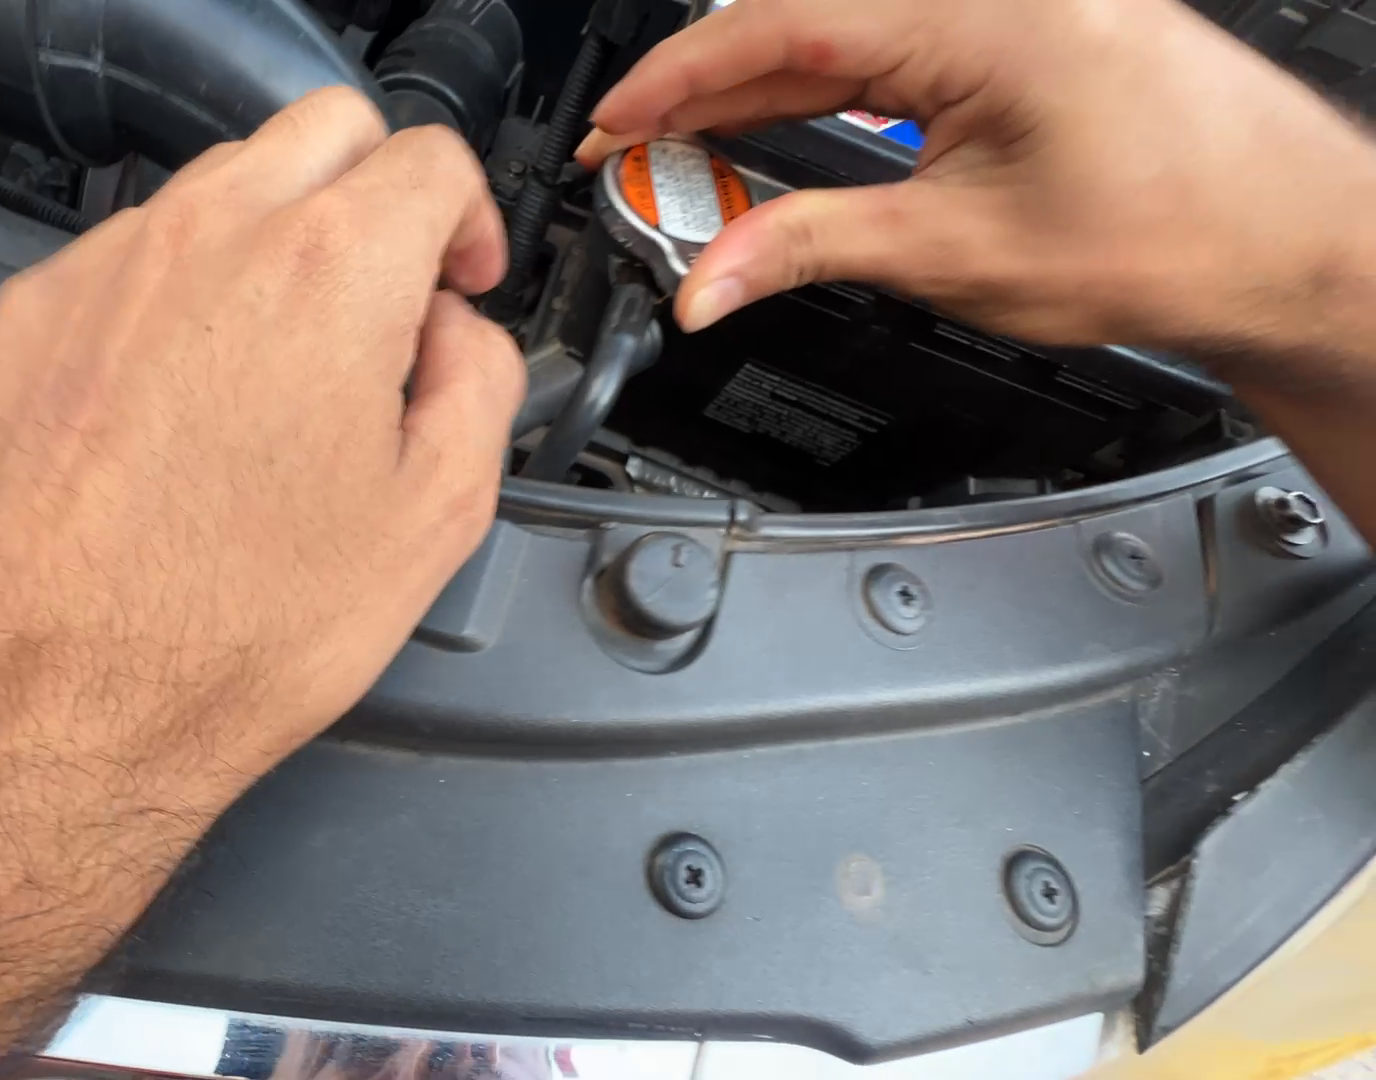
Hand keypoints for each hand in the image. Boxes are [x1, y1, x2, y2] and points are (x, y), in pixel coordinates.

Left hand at [0, 84, 520, 807]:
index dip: (468, 220)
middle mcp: (209, 239)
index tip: (460, 281)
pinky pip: (143, 251)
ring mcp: (108, 267)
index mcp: (328, 275)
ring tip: (294, 367)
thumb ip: (481, 382)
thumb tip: (454, 333)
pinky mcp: (37, 313)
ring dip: (287, 241)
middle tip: (393, 300)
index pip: (429, 163)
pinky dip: (196, 287)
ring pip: (229, 183)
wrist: (61, 704)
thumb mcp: (438, 514)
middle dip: (383, 198)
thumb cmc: (242, 630)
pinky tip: (200, 395)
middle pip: (327, 134)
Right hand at [579, 0, 1375, 367]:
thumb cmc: (1164, 233)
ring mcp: (996, 19)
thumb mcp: (948, 248)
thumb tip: (703, 283)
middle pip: (796, 26)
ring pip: (826, 45)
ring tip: (664, 147)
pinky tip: (748, 130)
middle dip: (692, 89)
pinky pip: (868, 64)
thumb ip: (806, 247)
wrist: (1282, 246)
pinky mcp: (998, 51)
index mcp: (988, 17)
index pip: (787, 25)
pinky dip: (794, 103)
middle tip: (621, 145)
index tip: (615, 117)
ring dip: (735, 98)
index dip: (681, 74)